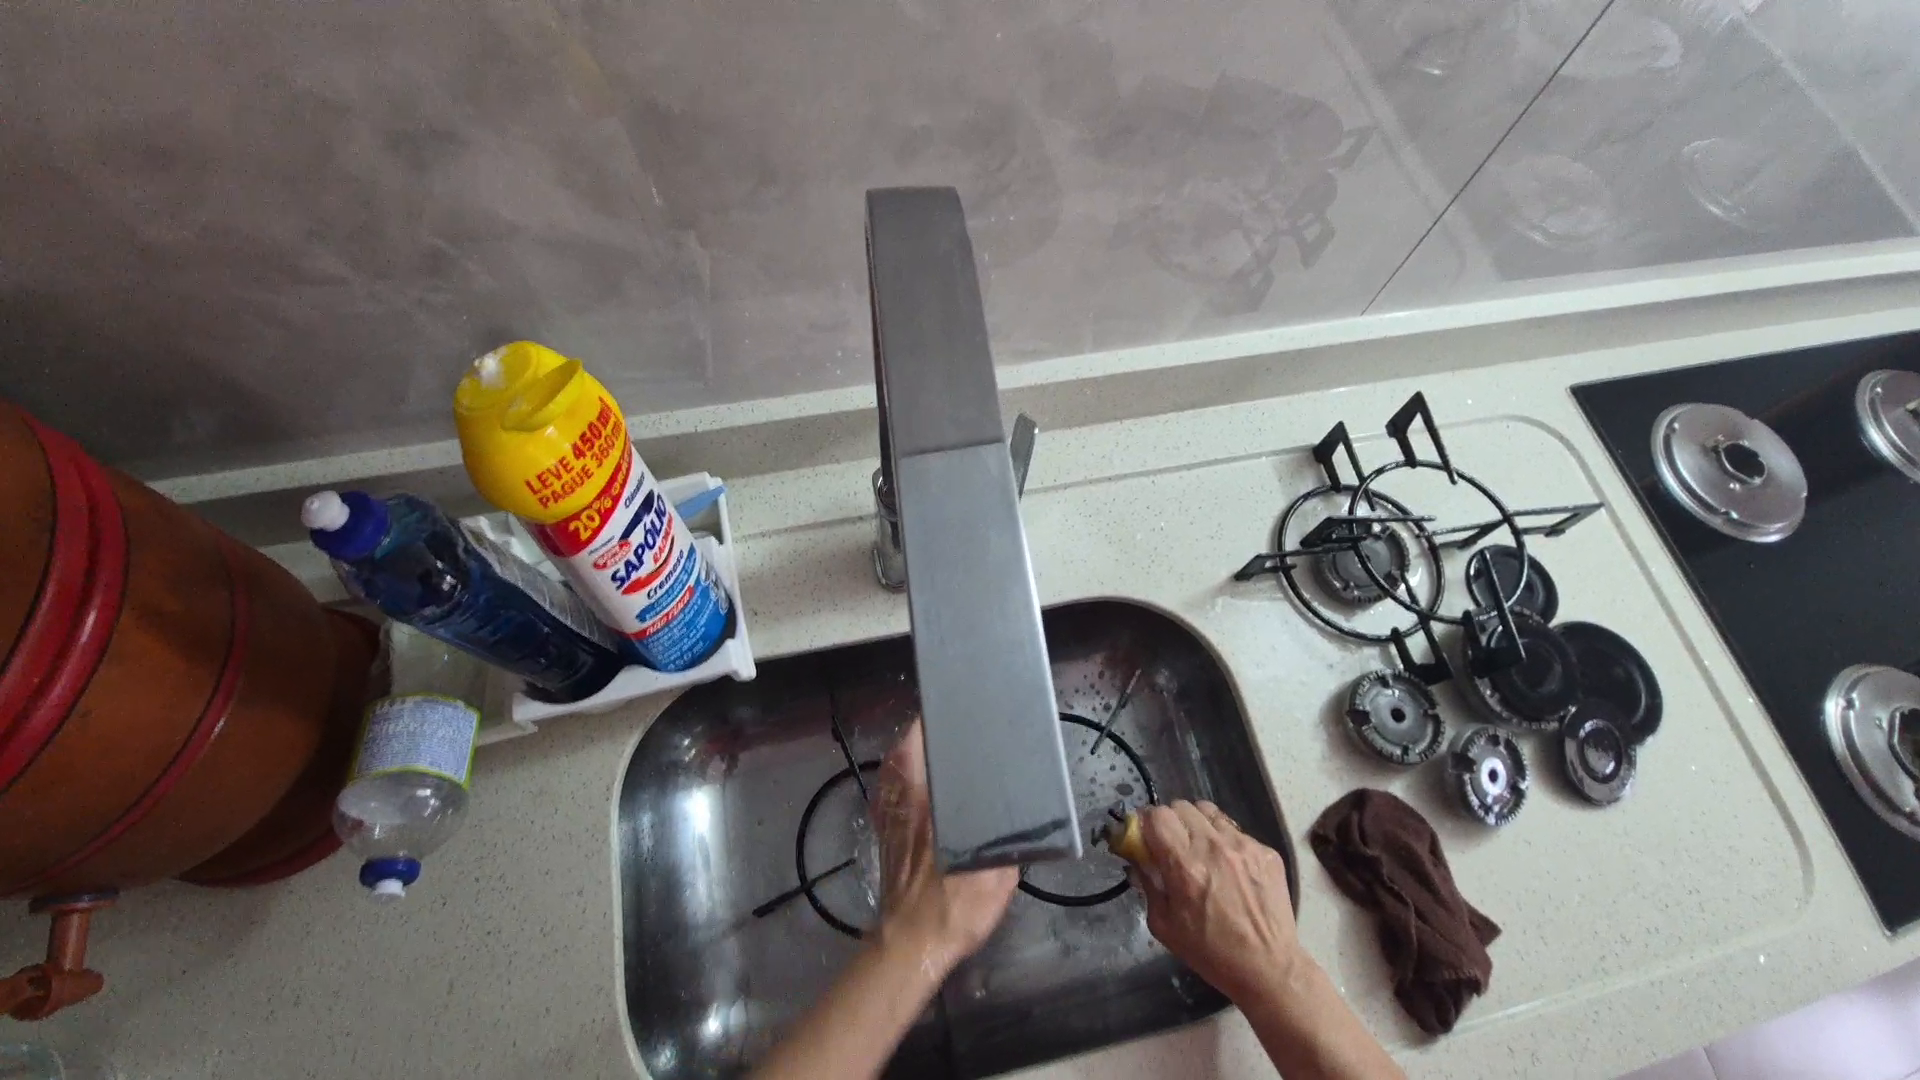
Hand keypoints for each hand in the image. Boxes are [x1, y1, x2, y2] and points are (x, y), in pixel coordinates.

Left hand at [871, 720, 1017, 978]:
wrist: (911, 946)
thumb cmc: (952, 908)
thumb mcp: (995, 877)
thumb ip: (1006, 846)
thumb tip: (1019, 822)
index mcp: (927, 808)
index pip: (917, 752)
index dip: (926, 729)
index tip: (943, 714)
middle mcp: (902, 808)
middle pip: (900, 758)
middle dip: (915, 737)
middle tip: (939, 726)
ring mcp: (889, 823)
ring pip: (891, 777)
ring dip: (904, 758)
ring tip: (927, 746)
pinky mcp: (884, 839)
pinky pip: (887, 798)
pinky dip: (896, 783)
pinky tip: (912, 784)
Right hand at [1132, 800, 1301, 1004]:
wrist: (1268, 968)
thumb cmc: (1210, 952)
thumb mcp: (1163, 924)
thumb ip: (1147, 882)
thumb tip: (1137, 856)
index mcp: (1184, 865)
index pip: (1157, 816)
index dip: (1147, 823)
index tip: (1147, 838)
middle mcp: (1213, 846)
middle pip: (1180, 806)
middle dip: (1170, 822)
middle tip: (1172, 845)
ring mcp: (1243, 845)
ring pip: (1208, 811)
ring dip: (1197, 825)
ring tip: (1201, 850)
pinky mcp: (1265, 851)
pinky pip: (1234, 830)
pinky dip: (1223, 840)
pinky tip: (1228, 867)